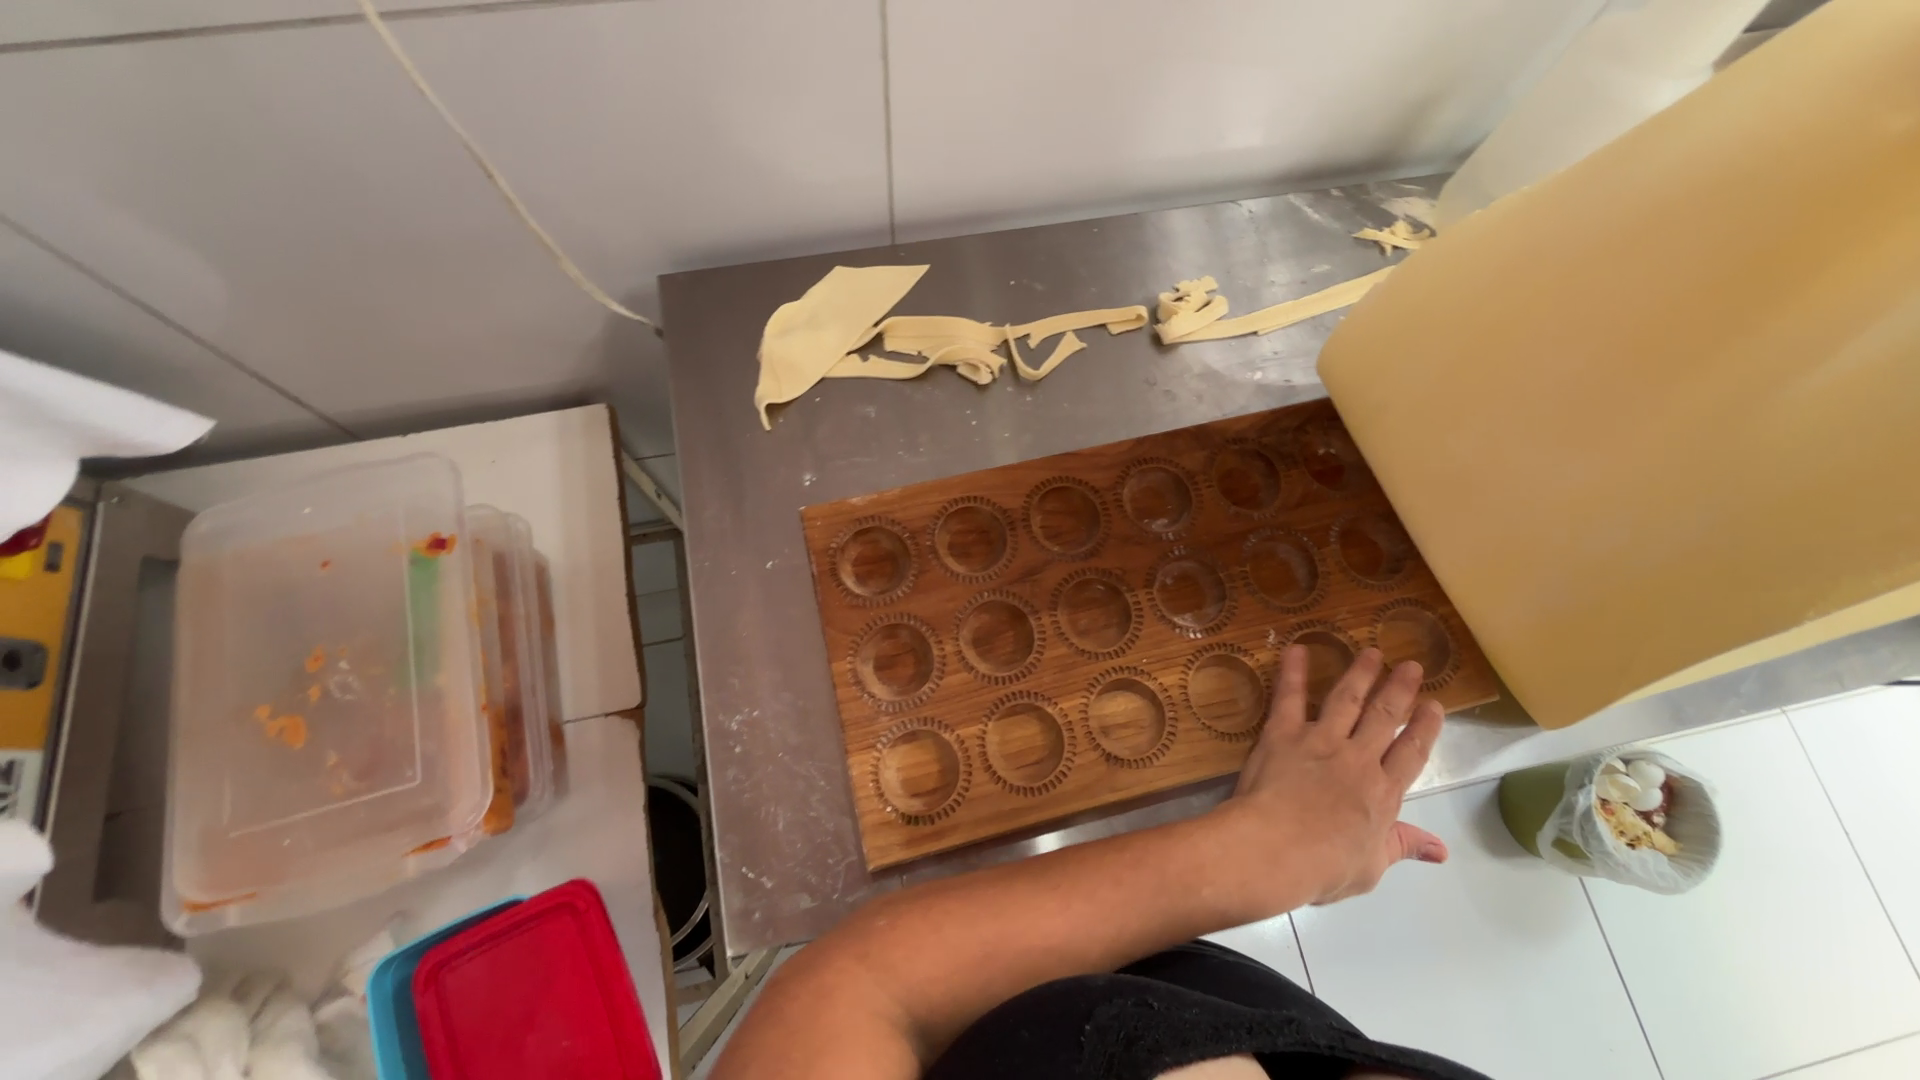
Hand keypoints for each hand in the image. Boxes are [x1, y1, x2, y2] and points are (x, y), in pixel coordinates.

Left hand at [1215, 645, 1446, 912]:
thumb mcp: (1371, 867)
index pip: (1411, 754)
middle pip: (1384, 717)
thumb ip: (1401, 846)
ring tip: (1372, 652)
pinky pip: (1290, 698)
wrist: (1275, 848)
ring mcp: (1320, 742)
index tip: (1434, 705)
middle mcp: (1357, 760)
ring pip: (1346, 700)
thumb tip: (1440, 850)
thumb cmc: (1323, 867)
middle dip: (1399, 689)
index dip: (1425, 728)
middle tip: (1411, 665)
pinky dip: (1293, 672)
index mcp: (1382, 794)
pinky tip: (1297, 650)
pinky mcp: (1283, 734)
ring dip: (1360, 674)